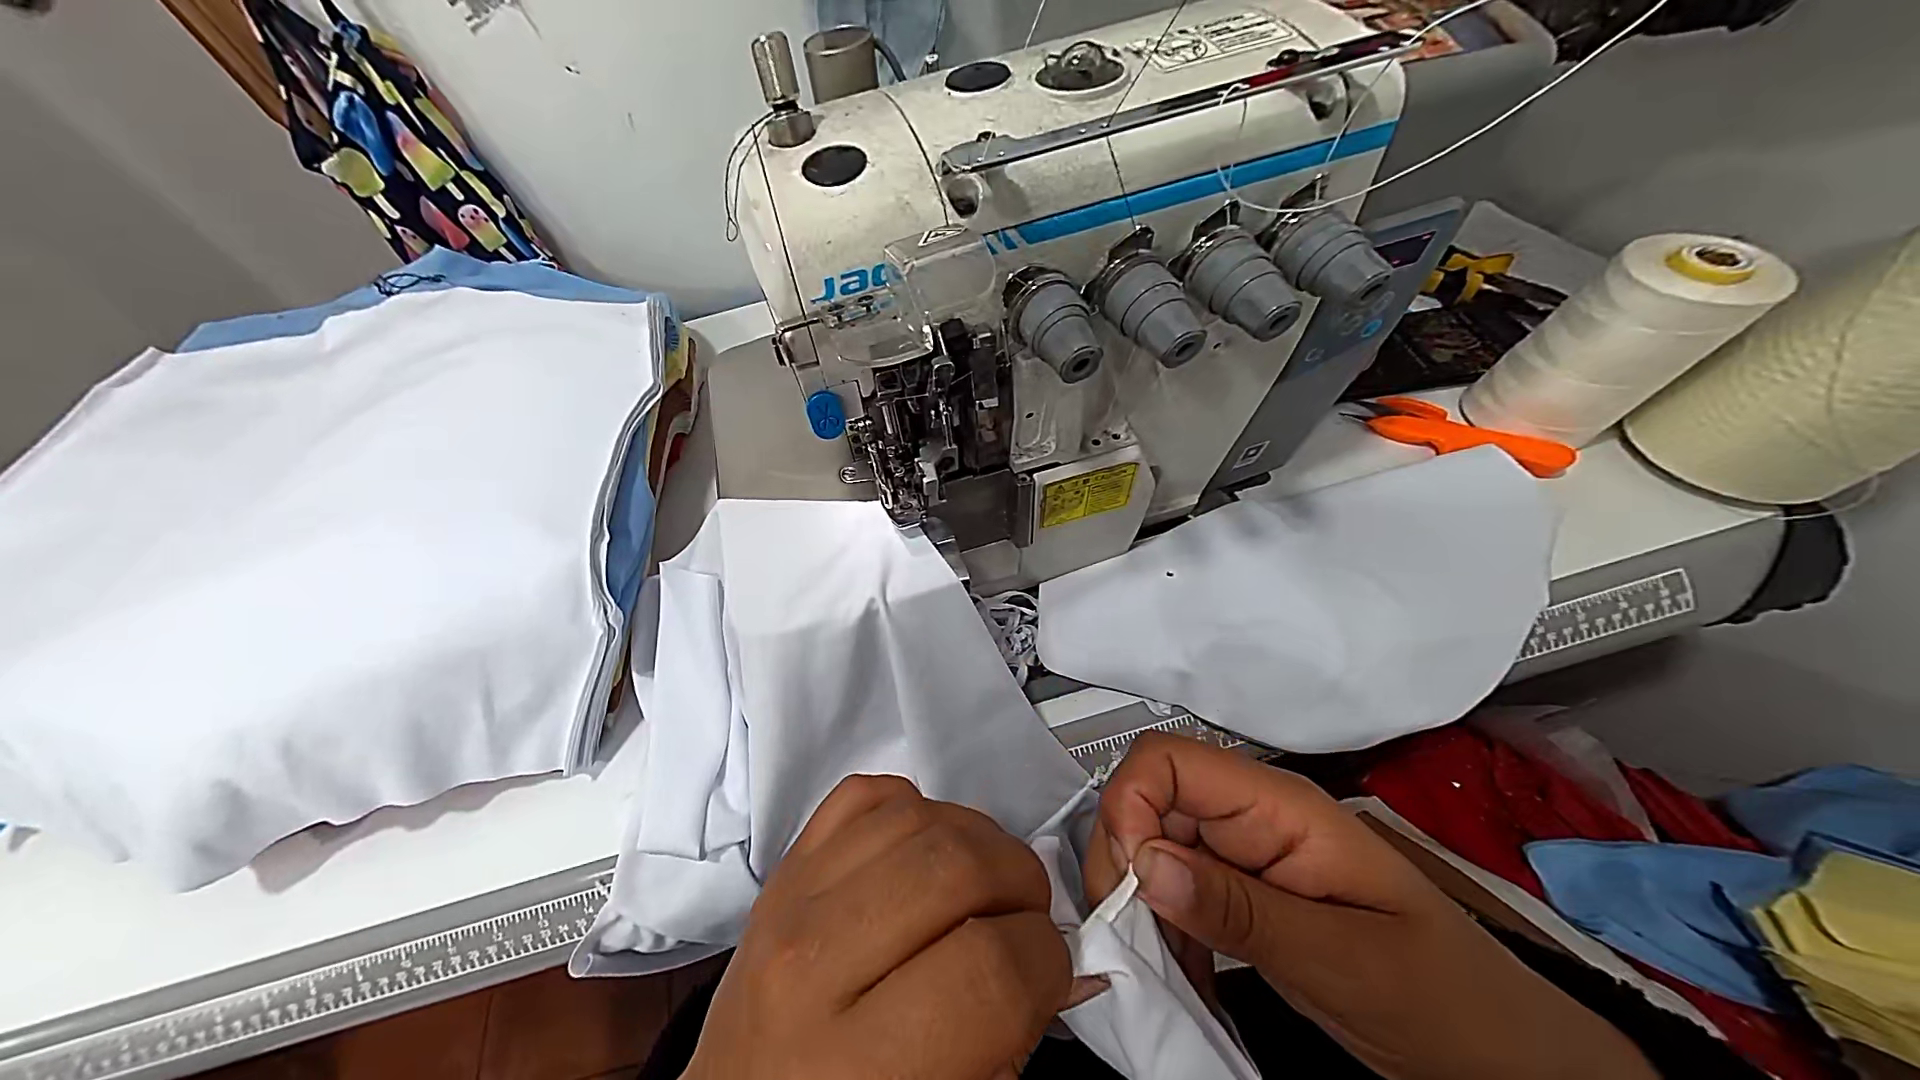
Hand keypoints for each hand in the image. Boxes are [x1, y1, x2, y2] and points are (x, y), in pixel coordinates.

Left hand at [684, 775, 1073, 1079]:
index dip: (1046, 957)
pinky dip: (911, 807)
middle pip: (955, 868)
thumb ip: (1013, 1034)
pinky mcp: (783, 866)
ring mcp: (789, 902)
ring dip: (977, 838)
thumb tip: (1065, 959)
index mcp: (856, 1063)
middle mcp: (811, 969)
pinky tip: (924, 850)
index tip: (1050, 964)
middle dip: (1020, 883)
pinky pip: (862, 795)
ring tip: (984, 880)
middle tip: (1027, 914)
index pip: (989, 967)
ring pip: (915, 816)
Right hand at [1083, 733, 1656, 1079]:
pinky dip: (1157, 929)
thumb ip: (1241, 909)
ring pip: (1148, 848)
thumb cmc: (1448, 997)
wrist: (1500, 1048)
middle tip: (1133, 936)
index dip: (1131, 805)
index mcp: (1280, 806)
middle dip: (1122, 862)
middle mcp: (1249, 817)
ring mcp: (1240, 855)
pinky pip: (1168, 889)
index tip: (1132, 881)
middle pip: (1145, 801)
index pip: (1167, 759)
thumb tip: (1145, 865)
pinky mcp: (1236, 892)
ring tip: (1157, 965)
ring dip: (1136, 902)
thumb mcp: (1346, 959)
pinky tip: (1177, 972)